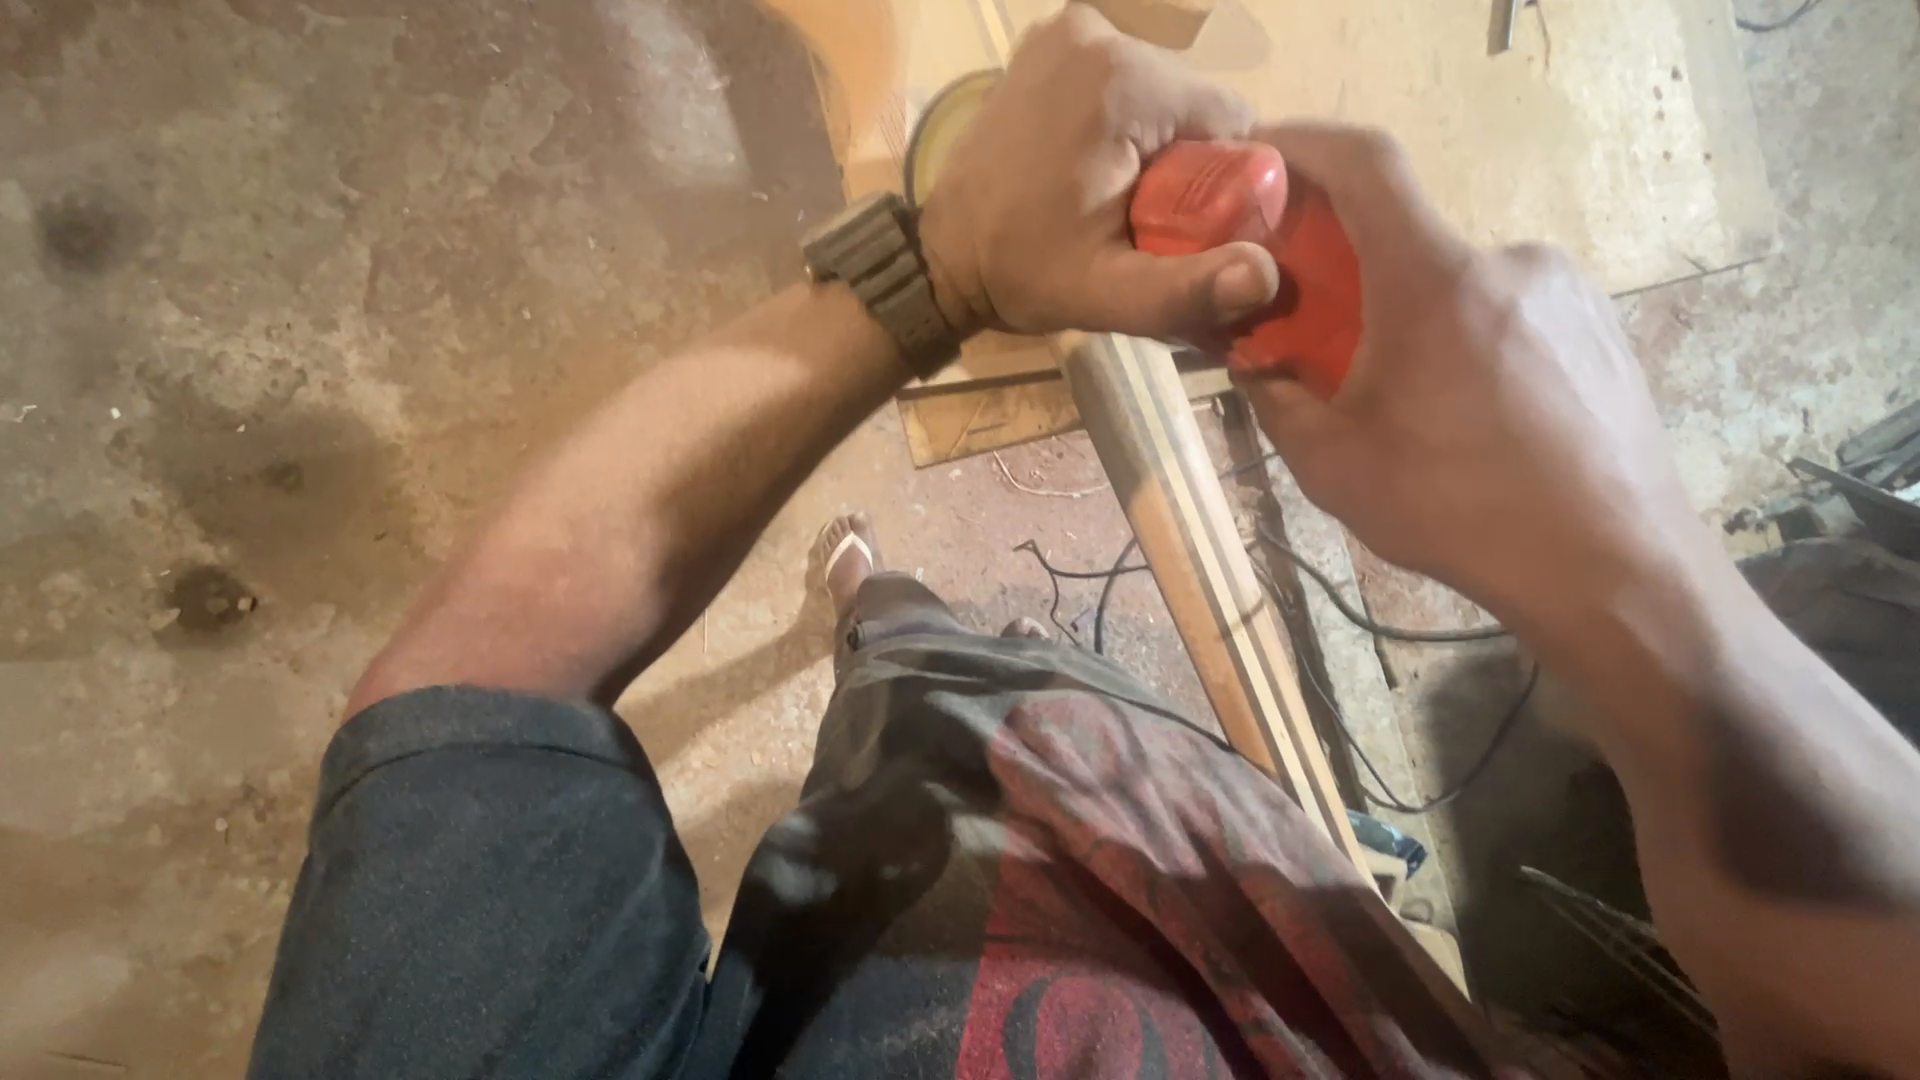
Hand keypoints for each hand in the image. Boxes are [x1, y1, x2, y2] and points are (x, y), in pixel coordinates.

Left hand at [917, 4, 1279, 340]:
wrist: (942, 256)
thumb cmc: (1020, 275)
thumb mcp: (1105, 295)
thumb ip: (1186, 289)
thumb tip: (1264, 275)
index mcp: (1124, 80)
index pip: (1227, 122)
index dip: (1220, 185)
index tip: (1181, 229)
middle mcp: (1099, 31)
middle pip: (1191, 103)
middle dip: (1183, 166)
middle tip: (1138, 222)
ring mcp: (1066, 31)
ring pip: (1158, 91)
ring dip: (1152, 146)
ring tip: (1109, 199)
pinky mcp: (1047, 44)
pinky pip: (1119, 80)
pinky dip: (1121, 122)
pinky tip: (1090, 168)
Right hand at [1238, 124, 1721, 622]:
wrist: (1606, 563)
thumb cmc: (1451, 507)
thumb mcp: (1331, 463)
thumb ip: (1276, 400)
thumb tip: (1253, 365)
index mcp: (1433, 281)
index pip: (1366, 165)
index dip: (1305, 145)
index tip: (1260, 158)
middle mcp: (1506, 260)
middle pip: (1405, 239)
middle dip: (1349, 278)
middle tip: (1322, 344)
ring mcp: (1565, 289)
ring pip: (1455, 282)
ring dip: (1410, 320)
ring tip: (1400, 398)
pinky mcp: (1598, 325)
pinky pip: (1506, 309)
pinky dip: (1462, 337)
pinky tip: (1463, 410)